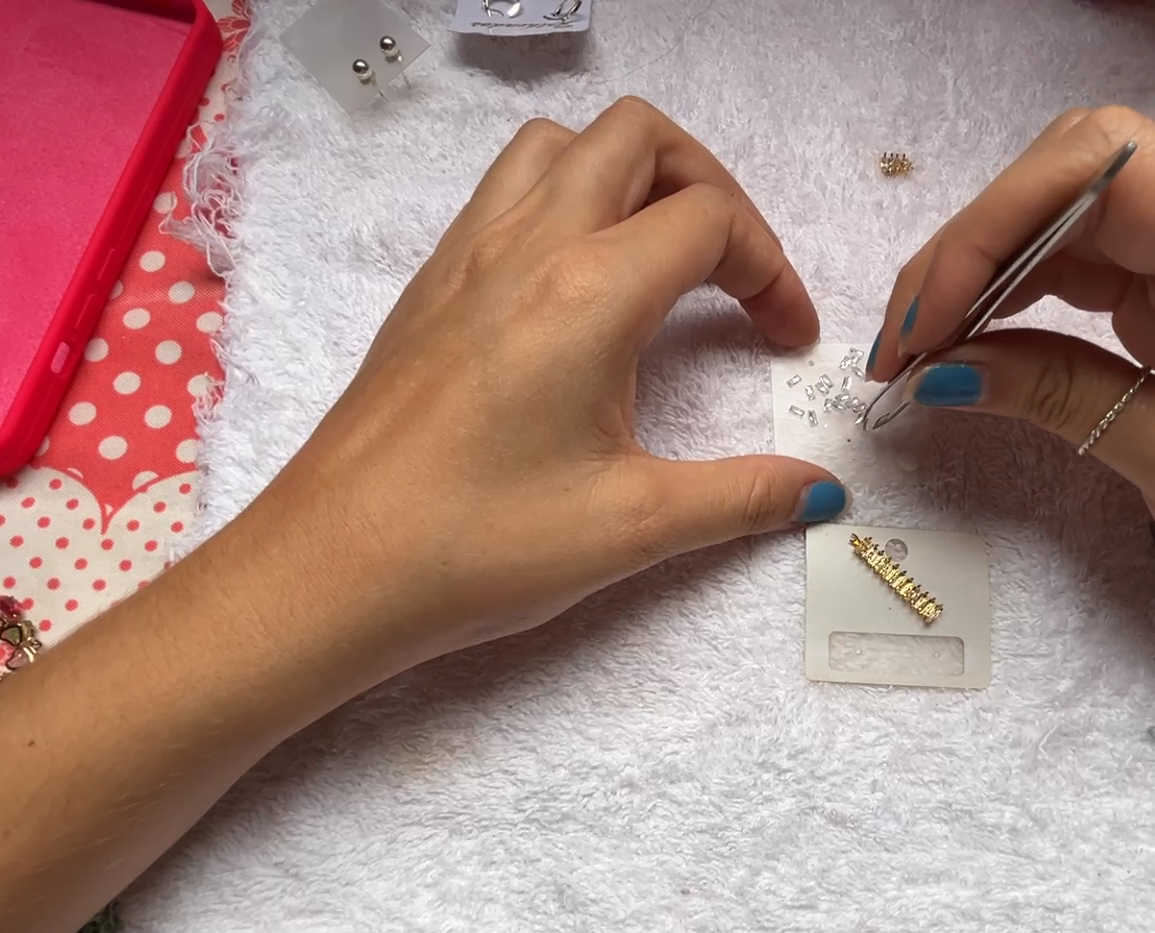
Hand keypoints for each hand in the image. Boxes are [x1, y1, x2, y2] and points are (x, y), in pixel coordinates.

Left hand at [219, 98, 845, 691]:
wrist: (333, 569)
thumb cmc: (481, 546)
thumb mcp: (634, 526)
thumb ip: (742, 496)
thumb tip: (821, 490)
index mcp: (587, 292)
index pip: (710, 221)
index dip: (772, 271)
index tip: (788, 340)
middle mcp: (525, 245)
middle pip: (640, 140)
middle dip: (712, 189)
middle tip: (734, 273)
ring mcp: (465, 256)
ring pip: (562, 149)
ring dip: (630, 179)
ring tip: (659, 259)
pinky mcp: (430, 287)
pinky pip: (507, 194)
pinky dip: (566, 204)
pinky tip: (577, 291)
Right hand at [866, 106, 1154, 656]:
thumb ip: (1064, 401)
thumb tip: (939, 368)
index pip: (1113, 170)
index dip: (992, 230)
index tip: (922, 330)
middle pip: (1080, 175)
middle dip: (967, 254)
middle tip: (899, 349)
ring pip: (1073, 205)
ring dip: (979, 271)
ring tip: (918, 350)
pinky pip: (1092, 249)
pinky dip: (1016, 289)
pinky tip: (971, 336)